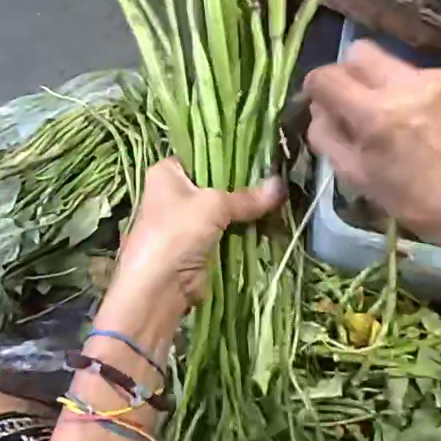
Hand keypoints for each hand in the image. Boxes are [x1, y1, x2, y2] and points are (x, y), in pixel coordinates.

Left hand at [105, 158, 282, 322]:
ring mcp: (187, 220)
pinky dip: (246, 230)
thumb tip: (280, 185)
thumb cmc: (176, 232)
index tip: (264, 155)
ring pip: (225, 209)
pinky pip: (228, 231)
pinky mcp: (199, 244)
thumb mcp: (213, 205)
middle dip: (246, 186)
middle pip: (217, 183)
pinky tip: (272, 223)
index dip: (232, 154)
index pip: (202, 154)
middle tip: (280, 178)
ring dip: (249, 210)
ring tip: (282, 201)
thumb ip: (247, 197)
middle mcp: (175, 192)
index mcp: (167, 172)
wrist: (158, 286)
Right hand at [303, 40, 440, 263]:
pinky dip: (413, 93)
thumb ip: (326, 134)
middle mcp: (407, 86)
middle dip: (348, 74)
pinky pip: (420, 74)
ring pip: (391, 63)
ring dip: (382, 86)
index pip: (327, 77)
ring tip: (396, 118)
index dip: (315, 86)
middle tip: (353, 102)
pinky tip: (424, 121)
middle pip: (359, 52)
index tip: (318, 98)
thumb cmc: (408, 199)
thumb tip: (319, 107)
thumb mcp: (353, 174)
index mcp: (376, 115)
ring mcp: (438, 78)